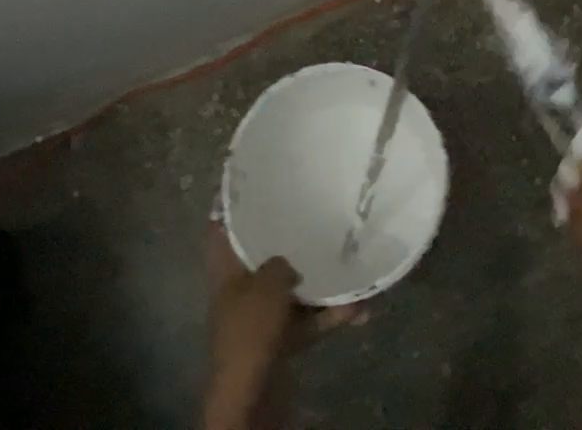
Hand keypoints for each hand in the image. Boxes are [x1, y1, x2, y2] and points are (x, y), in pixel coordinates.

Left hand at [202, 223, 362, 428]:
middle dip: (287, 241)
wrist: (251, 397)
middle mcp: (240, 291)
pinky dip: (331, 313)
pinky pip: (309, 319)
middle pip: (262, 257)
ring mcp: (260, 319)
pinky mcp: (281, 342)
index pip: (220, 228)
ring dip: (320, 280)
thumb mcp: (267, 286)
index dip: (232, 205)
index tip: (255, 184)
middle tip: (313, 216)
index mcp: (225, 271)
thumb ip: (280, 264)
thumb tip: (291, 264)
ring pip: (292, 289)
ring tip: (351, 263)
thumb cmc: (251, 332)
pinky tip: (361, 306)